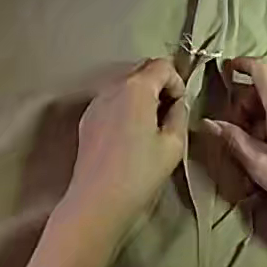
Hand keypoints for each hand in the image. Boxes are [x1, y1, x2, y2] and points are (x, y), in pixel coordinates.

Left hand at [59, 58, 190, 232]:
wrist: (97, 201)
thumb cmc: (140, 173)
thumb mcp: (174, 144)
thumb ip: (180, 114)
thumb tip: (176, 104)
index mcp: (137, 87)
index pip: (163, 65)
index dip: (177, 82)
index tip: (180, 107)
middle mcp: (114, 86)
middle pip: (142, 69)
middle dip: (159, 84)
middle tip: (168, 113)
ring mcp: (97, 101)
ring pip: (125, 83)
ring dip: (141, 94)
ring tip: (149, 125)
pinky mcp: (87, 117)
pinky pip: (112, 99)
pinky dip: (125, 106)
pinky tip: (129, 135)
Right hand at [204, 57, 266, 235]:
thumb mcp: (261, 165)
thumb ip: (234, 139)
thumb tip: (210, 124)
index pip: (257, 67)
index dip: (238, 66)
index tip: (224, 72)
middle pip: (265, 84)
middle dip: (246, 101)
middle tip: (233, 128)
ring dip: (261, 112)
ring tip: (252, 143)